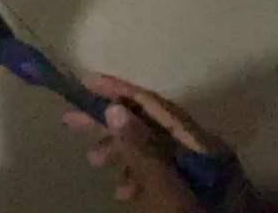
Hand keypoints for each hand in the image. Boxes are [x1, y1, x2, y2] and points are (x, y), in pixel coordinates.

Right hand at [64, 75, 234, 212]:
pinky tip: (122, 190)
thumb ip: (145, 153)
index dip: (117, 90)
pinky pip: (162, 169)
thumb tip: (112, 107)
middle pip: (150, 123)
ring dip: (121, 150)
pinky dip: (139, 174)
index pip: (154, 104)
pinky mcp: (200, 190)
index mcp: (205, 144)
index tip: (83, 83)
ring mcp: (204, 170)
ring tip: (93, 160)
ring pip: (153, 146)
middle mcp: (206, 149)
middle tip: (71, 121)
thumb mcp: (171, 195)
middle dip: (110, 121)